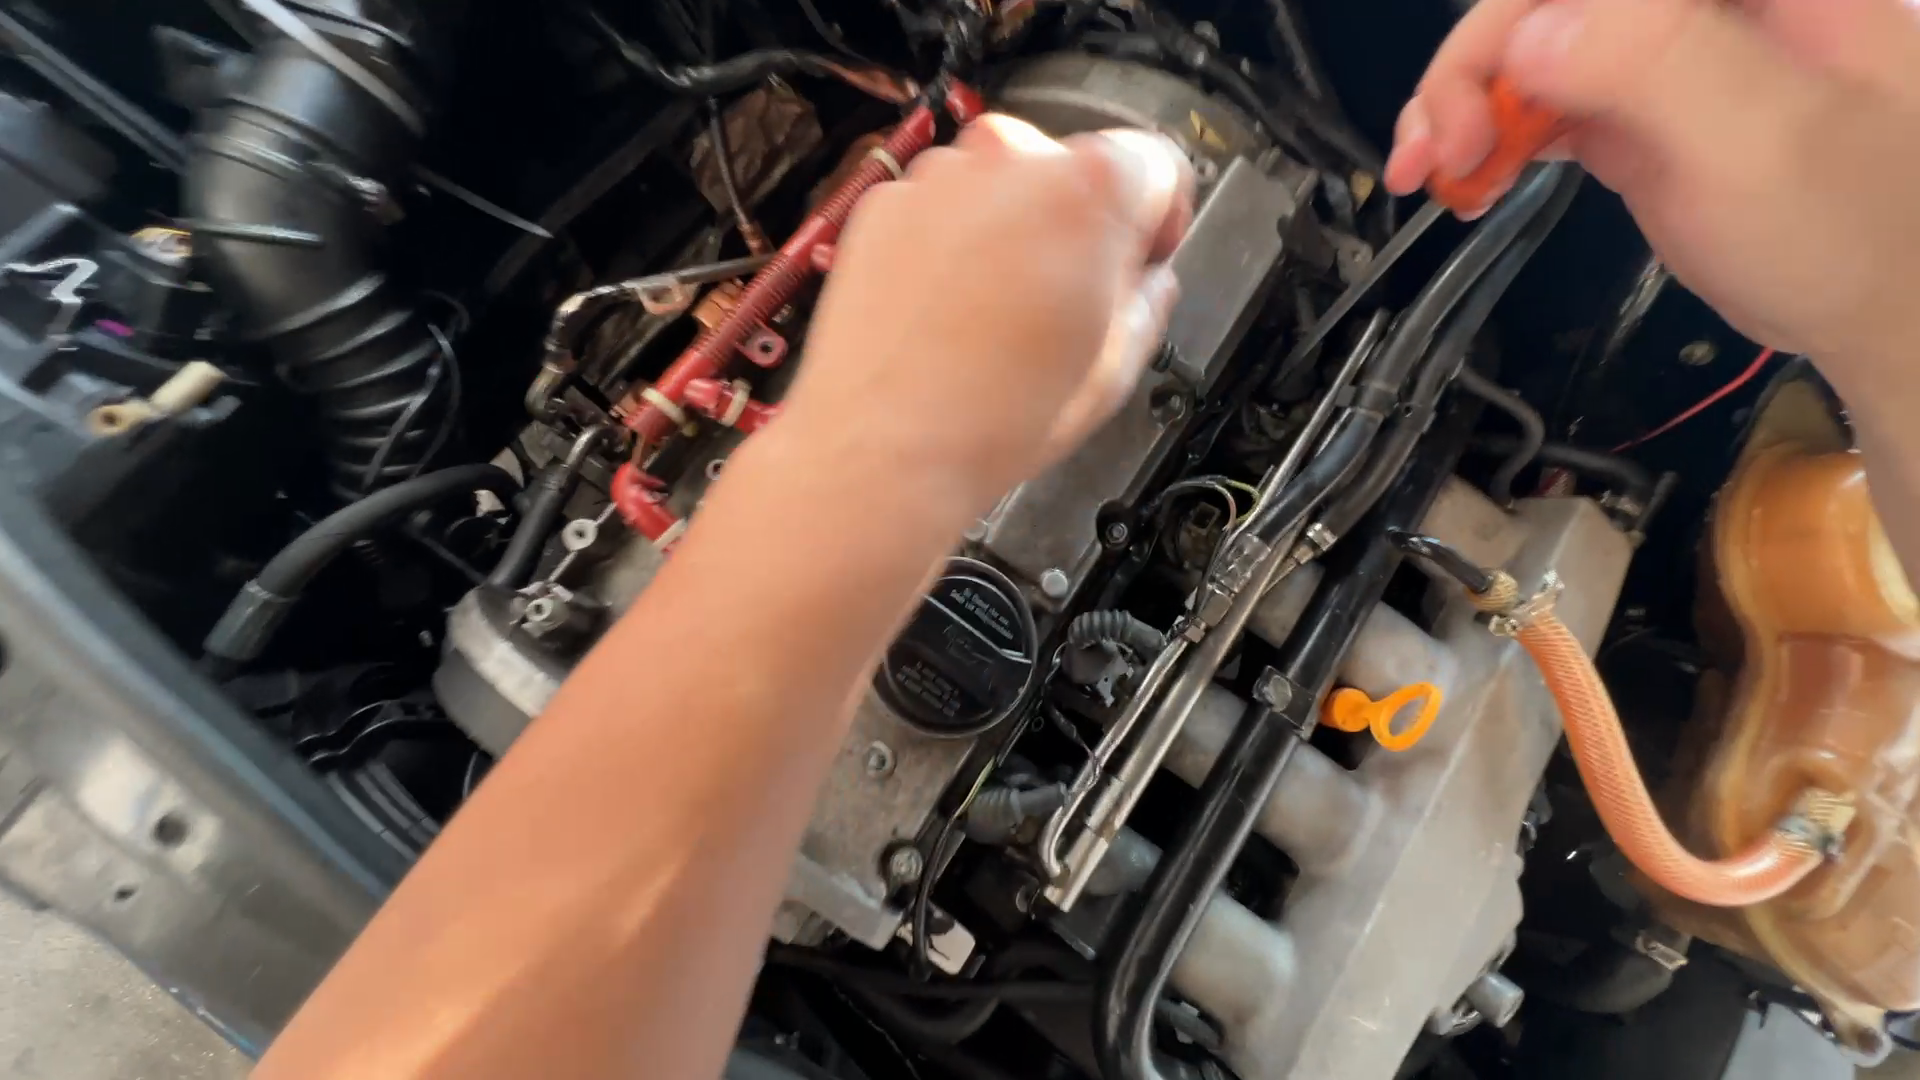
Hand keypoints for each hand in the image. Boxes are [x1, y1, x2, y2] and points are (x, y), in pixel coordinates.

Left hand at [777, 114, 1193, 516]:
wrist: (884, 450)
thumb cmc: (992, 423)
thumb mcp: (1112, 372)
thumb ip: (1145, 303)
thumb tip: (1143, 284)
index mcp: (1089, 192)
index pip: (1155, 167)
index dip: (1158, 220)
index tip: (1141, 257)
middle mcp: (1010, 160)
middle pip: (1070, 172)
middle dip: (1078, 230)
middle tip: (1063, 304)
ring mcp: (937, 181)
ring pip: (1000, 189)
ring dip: (1010, 237)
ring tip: (996, 321)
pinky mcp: (882, 209)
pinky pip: (939, 212)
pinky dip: (949, 248)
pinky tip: (948, 316)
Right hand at [1383, 0, 1919, 387]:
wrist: (1879, 298)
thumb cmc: (1842, 224)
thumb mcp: (1756, 139)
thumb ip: (1653, 66)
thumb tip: (1526, 38)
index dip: (1498, 37)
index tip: (1461, 132)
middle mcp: (1688, 9)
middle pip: (1537, 12)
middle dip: (1462, 84)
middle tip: (1424, 167)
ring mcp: (1655, 62)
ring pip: (1522, 61)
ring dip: (1457, 119)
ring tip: (1427, 183)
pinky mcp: (1628, 118)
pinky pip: (1535, 112)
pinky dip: (1487, 150)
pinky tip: (1469, 192)